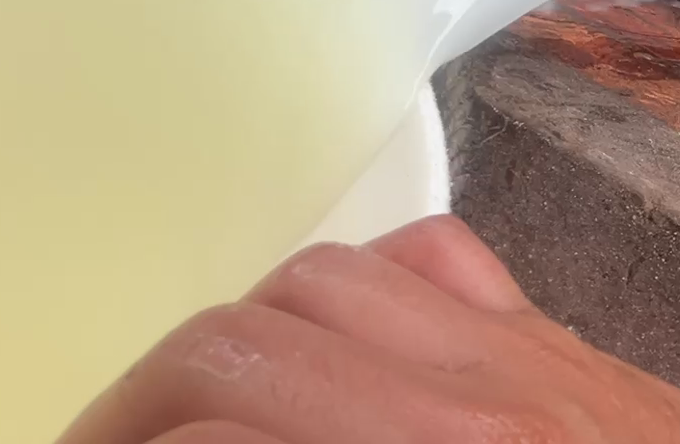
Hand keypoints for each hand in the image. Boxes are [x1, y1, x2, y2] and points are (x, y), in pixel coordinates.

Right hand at [58, 216, 679, 443]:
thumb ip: (351, 436)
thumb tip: (244, 433)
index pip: (239, 415)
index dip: (142, 443)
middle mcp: (467, 393)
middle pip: (258, 333)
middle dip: (147, 401)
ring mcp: (507, 339)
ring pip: (331, 276)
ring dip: (245, 334)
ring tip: (205, 411)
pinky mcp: (537, 321)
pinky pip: (432, 255)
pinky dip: (359, 284)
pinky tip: (340, 346)